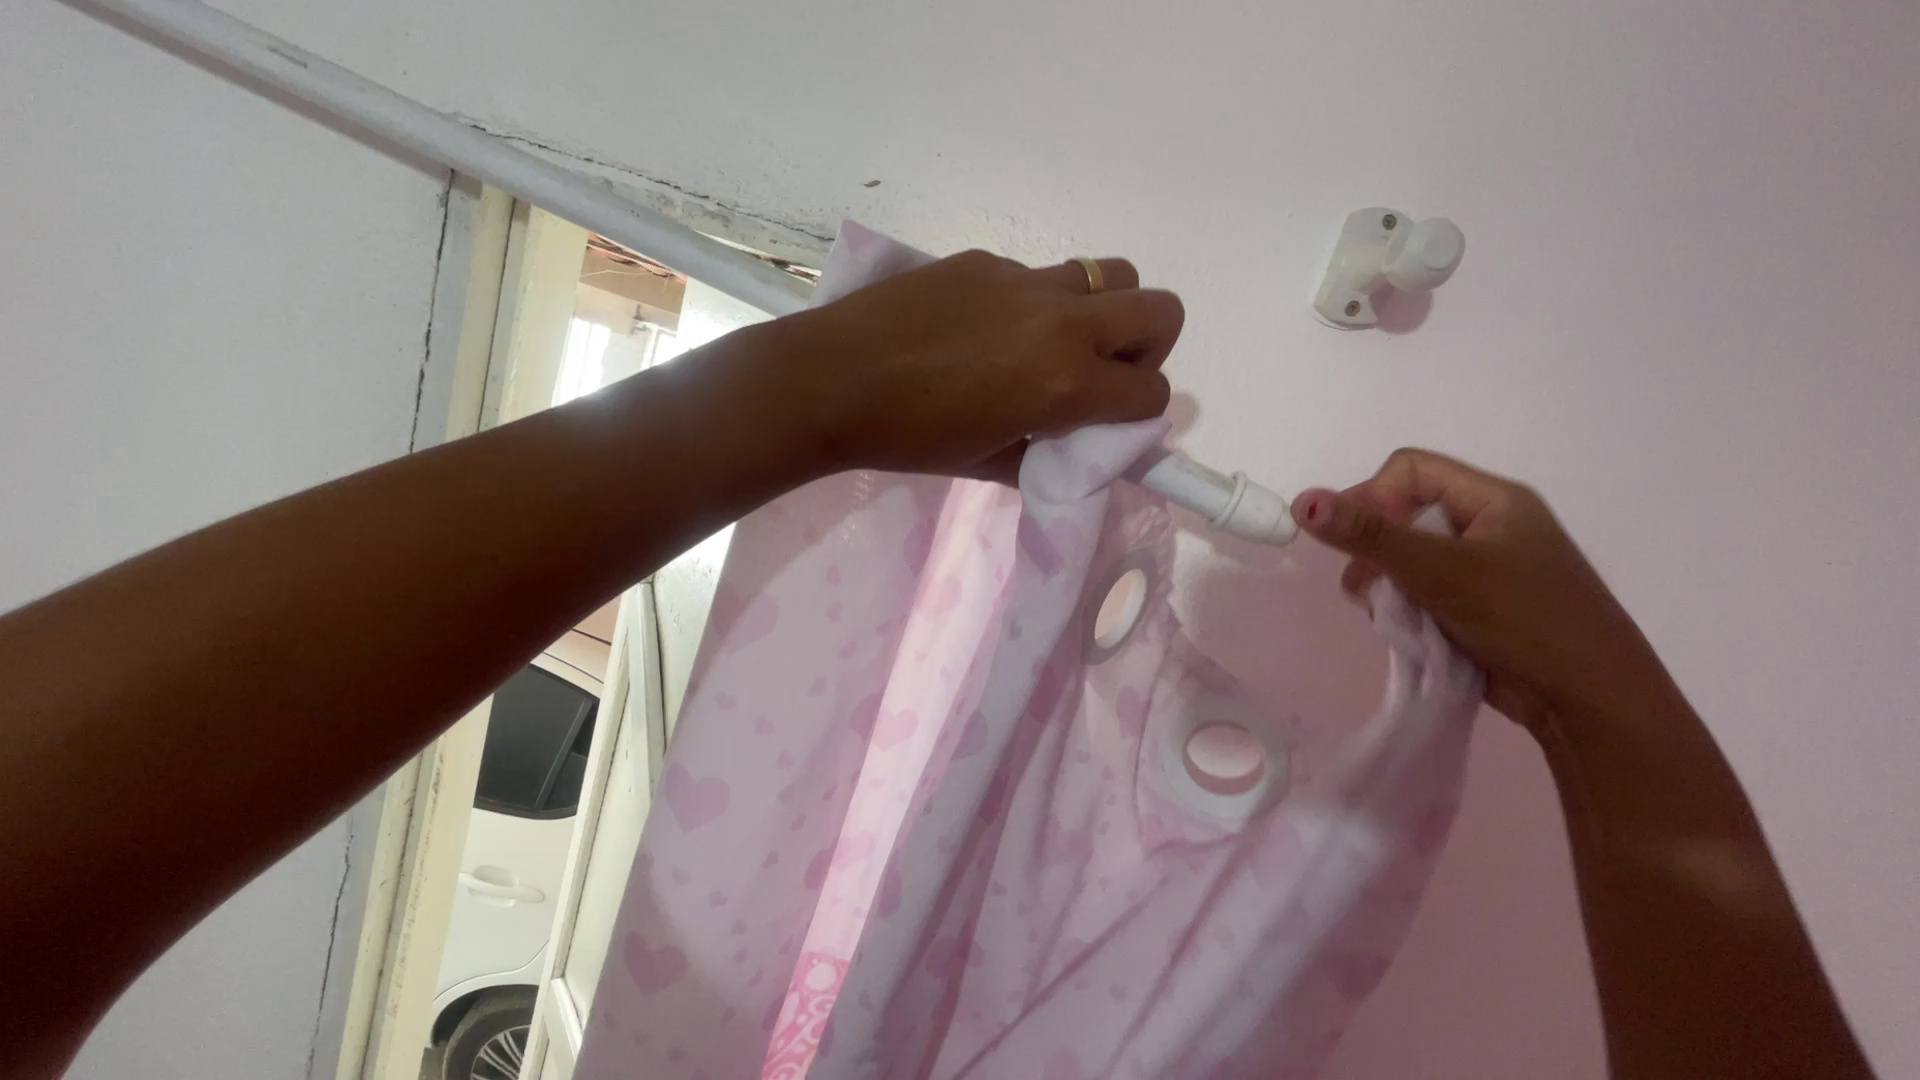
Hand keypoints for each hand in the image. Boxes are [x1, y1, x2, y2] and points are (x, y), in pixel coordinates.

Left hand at [768, 250, 1183, 479]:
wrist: (829, 380)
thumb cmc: (909, 437)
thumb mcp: (989, 462)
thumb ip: (1048, 453)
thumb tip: (1075, 445)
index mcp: (1065, 382)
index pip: (1151, 391)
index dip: (1138, 414)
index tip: (1103, 423)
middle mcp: (1059, 322)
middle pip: (1160, 310)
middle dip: (1147, 347)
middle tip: (1099, 373)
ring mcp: (1022, 281)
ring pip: (1106, 275)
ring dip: (1100, 312)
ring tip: (1051, 345)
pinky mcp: (984, 261)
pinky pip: (1036, 276)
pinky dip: (1033, 305)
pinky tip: (981, 331)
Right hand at [1290, 449, 1666, 730]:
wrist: (1587, 701)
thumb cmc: (1524, 619)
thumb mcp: (1440, 571)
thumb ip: (1369, 536)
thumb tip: (1302, 502)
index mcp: (1491, 500)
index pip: (1408, 470)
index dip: (1370, 497)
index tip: (1352, 541)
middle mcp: (1485, 526)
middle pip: (1400, 513)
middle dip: (1374, 549)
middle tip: (1369, 586)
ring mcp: (1479, 568)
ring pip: (1402, 557)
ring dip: (1384, 584)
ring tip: (1390, 615)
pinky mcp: (1470, 606)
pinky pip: (1416, 590)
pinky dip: (1402, 608)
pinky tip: (1406, 630)